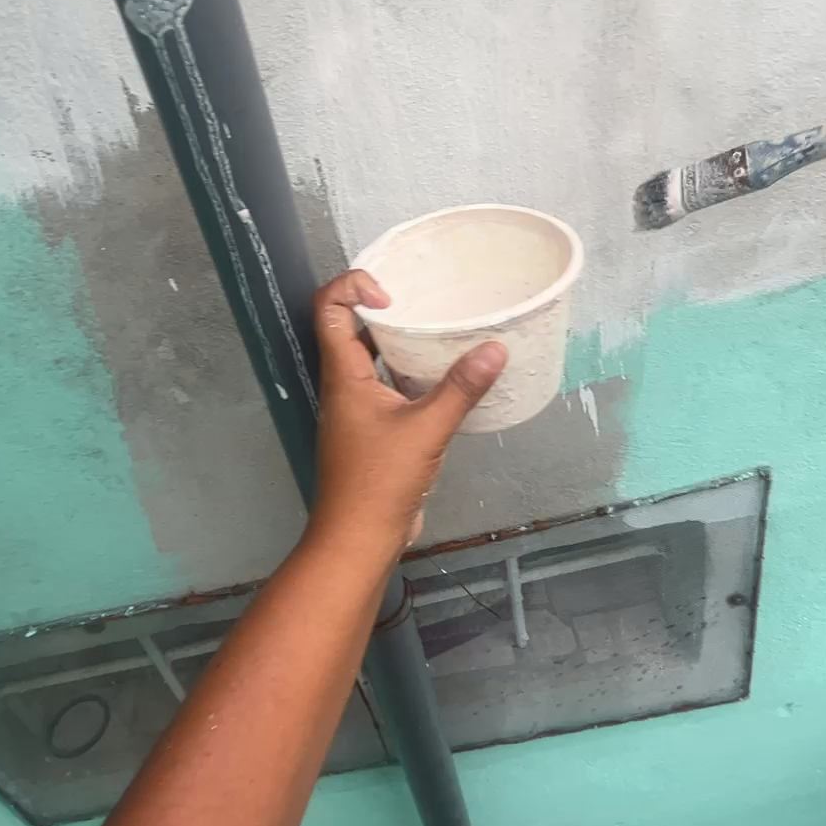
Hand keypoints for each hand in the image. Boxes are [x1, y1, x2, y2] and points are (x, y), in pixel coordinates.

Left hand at [310, 270, 506, 548]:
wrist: (359, 538)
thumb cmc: (380, 481)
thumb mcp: (426, 430)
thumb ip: (460, 389)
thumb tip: (495, 348)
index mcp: (343, 374)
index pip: (330, 309)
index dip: (353, 286)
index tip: (393, 293)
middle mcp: (344, 385)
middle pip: (351, 329)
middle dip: (384, 308)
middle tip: (425, 300)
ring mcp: (357, 408)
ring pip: (371, 359)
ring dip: (398, 342)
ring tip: (440, 329)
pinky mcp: (373, 429)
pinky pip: (388, 386)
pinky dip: (410, 374)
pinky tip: (444, 376)